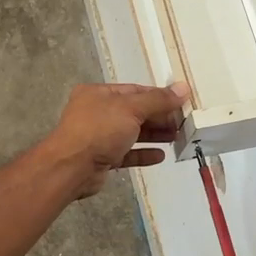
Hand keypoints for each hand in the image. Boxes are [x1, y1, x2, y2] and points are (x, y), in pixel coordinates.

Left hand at [37, 82, 188, 197]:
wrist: (72, 167)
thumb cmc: (99, 130)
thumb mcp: (131, 109)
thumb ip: (158, 100)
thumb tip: (183, 89)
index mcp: (98, 94)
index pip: (134, 91)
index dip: (158, 96)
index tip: (181, 103)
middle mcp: (96, 112)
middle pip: (134, 112)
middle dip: (158, 117)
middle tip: (183, 123)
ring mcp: (98, 136)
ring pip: (131, 133)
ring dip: (153, 135)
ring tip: (177, 137)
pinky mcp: (101, 158)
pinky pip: (126, 153)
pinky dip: (142, 153)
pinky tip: (160, 156)